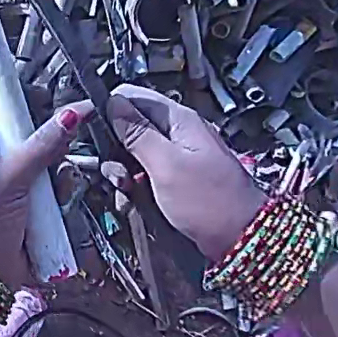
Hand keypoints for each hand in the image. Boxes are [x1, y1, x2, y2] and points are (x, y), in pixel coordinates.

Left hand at [0, 102, 90, 288]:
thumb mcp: (11, 177)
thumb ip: (44, 144)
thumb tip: (74, 112)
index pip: (1, 106)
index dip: (23, 99)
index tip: (50, 99)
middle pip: (33, 132)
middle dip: (52, 143)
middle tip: (56, 155)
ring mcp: (16, 182)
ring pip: (50, 161)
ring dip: (58, 174)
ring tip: (55, 190)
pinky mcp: (33, 203)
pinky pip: (55, 187)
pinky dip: (60, 193)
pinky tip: (58, 205)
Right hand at [106, 84, 265, 260]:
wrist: (242, 239)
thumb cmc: (211, 202)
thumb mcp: (166, 165)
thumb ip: (137, 133)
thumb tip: (113, 102)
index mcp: (178, 120)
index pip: (132, 96)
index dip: (109, 111)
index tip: (96, 136)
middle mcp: (176, 133)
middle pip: (129, 126)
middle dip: (115, 149)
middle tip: (120, 174)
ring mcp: (175, 155)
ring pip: (131, 152)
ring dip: (122, 171)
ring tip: (128, 190)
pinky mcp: (173, 177)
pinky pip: (142, 173)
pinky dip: (133, 186)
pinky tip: (133, 200)